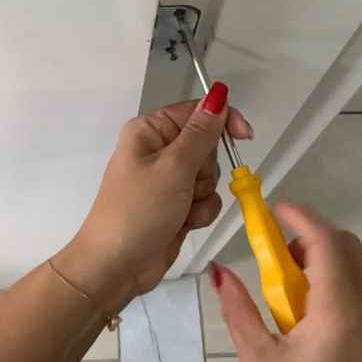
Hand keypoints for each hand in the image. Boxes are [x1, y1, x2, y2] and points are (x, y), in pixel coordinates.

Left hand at [56, 86, 252, 310]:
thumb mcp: (173, 167)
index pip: (196, 112)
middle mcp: (158, 150)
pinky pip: (205, 199)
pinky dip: (200, 212)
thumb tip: (219, 95)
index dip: (222, 121)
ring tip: (181, 209)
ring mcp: (168, 179)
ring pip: (210, 176)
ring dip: (203, 195)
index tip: (244, 137)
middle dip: (206, 169)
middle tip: (187, 184)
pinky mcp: (176, 205)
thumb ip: (201, 133)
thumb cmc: (138, 210)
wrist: (117, 266)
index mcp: (150, 131)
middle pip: (207, 146)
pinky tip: (183, 224)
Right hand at [209, 203, 361, 361]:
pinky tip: (315, 324)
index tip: (276, 209)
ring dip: (326, 264)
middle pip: (348, 250)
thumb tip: (218, 270)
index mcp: (340, 313)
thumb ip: (239, 310)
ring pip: (360, 273)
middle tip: (278, 255)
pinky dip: (340, 289)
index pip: (327, 243)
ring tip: (291, 296)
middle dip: (312, 238)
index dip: (302, 218)